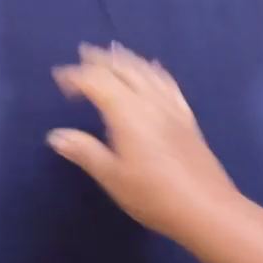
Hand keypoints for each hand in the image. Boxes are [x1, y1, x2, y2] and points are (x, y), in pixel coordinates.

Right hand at [48, 42, 248, 241]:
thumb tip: (56, 135)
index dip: (76, 76)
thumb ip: (84, 151)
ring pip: (146, 71)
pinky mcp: (186, 117)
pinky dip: (154, 70)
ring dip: (126, 59)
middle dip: (101, 60)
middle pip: (123, 69)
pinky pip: (167, 83)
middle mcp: (149, 101)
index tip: (59, 79)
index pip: (97, 81)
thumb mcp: (112, 176)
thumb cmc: (153, 195)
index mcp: (127, 112)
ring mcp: (171, 107)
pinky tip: (152, 68)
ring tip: (112, 54)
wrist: (206, 208)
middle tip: (83, 54)